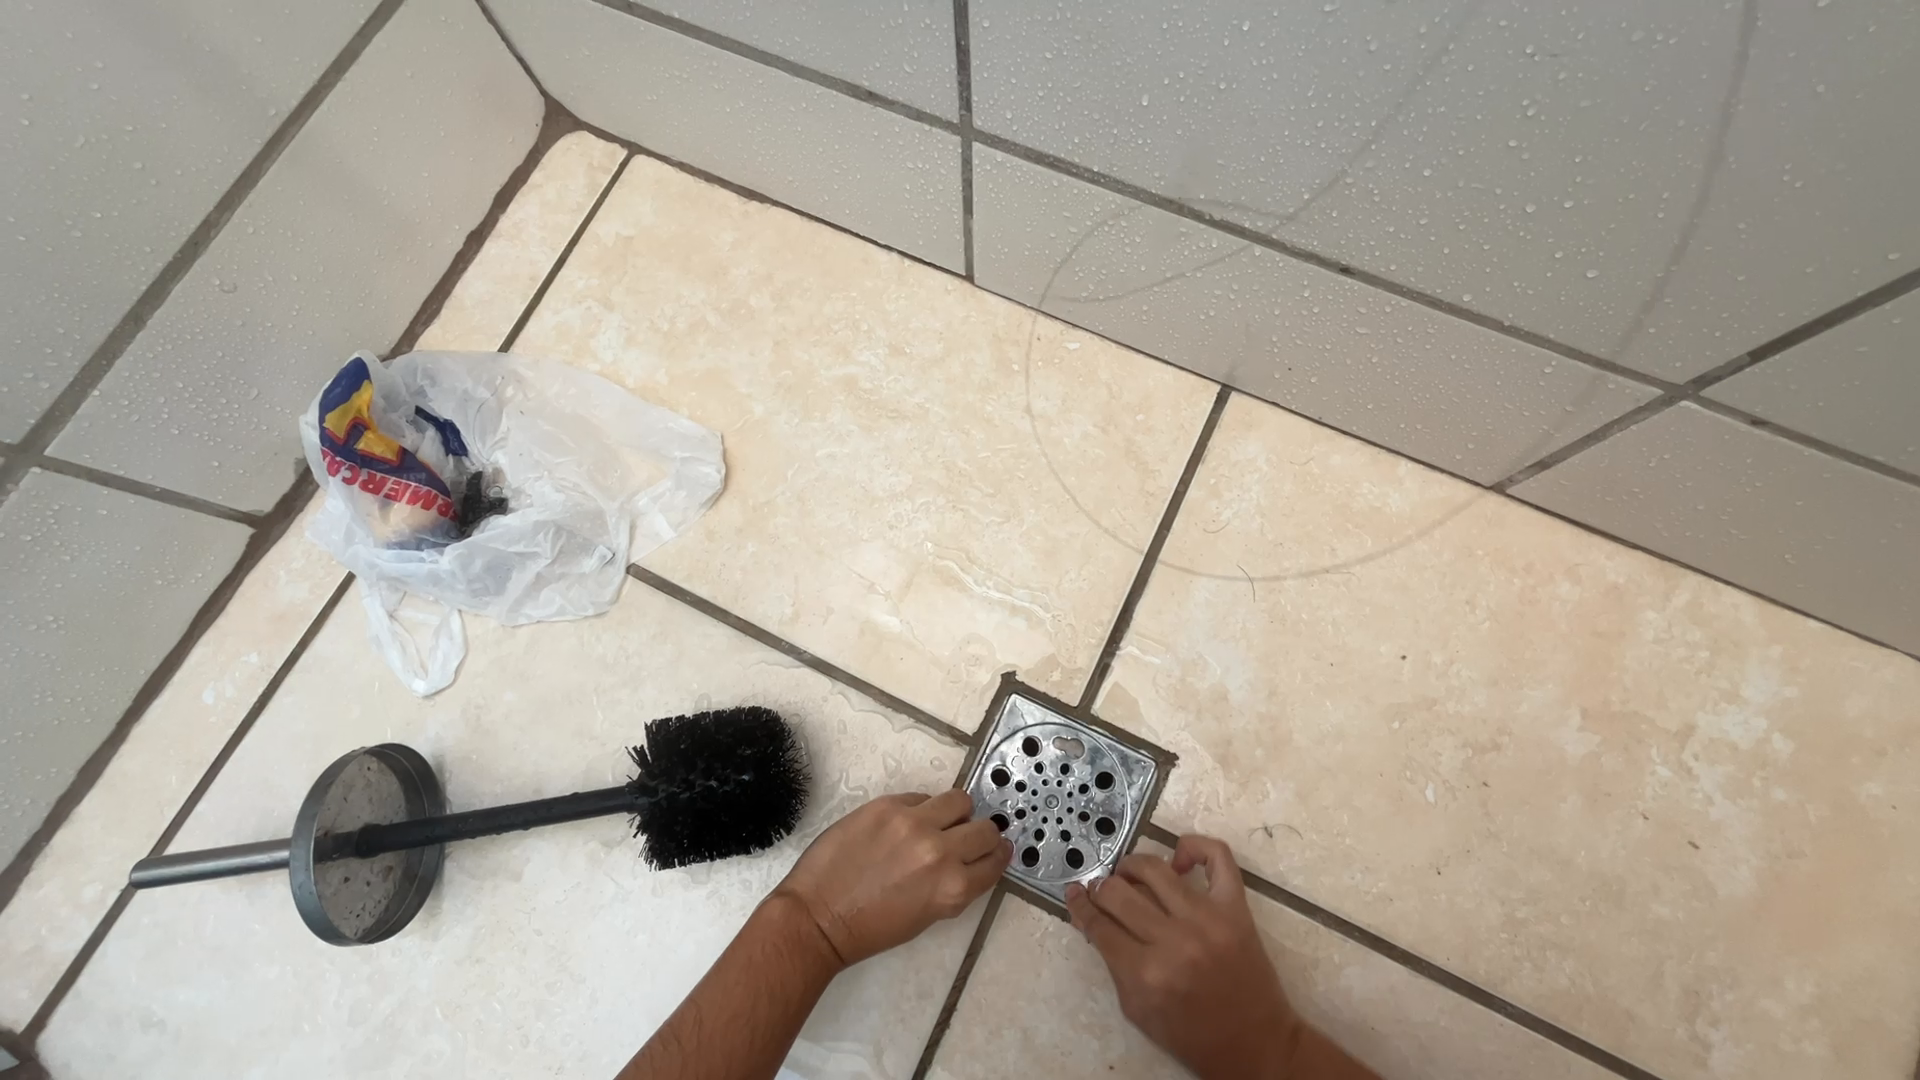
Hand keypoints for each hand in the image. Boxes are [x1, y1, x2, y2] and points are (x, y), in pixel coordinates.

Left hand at [772, 789, 1009, 968]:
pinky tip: (903, 824)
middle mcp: (940, 852)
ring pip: (959, 800)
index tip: (996, 849)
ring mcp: (913, 823)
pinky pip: (920, 796)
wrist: (818, 917)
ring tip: (939, 822)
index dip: (997, 855)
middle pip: (985, 828)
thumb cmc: (871, 928)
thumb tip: (968, 860)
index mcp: (952, 889)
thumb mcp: (927, 916)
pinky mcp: (887, 805)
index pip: (994, 862)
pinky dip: (920, 808)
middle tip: (968, 836)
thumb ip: (953, 886)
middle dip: (981, 833)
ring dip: (955, 812)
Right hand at [1066, 836, 1299, 1079]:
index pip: (1098, 924)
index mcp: (1146, 974)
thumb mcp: (1137, 1009)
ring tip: (1129, 874)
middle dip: (1101, 889)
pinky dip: (1194, 845)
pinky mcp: (1235, 908)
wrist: (1256, 1046)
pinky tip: (1178, 859)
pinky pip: (1216, 856)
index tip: (1073, 893)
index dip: (1079, 905)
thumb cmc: (1191, 1035)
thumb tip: (1090, 916)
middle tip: (1102, 891)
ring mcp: (1207, 919)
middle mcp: (1174, 942)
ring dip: (1132, 866)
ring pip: (1154, 868)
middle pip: (1118, 893)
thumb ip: (1111, 961)